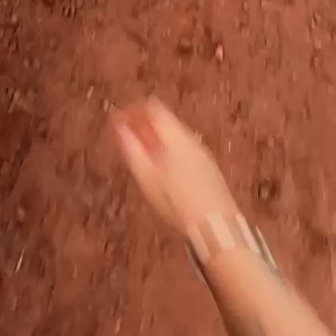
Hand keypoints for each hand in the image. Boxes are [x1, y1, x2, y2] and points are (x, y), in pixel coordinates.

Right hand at [113, 98, 240, 235]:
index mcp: (174, 136)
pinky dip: (170, 150)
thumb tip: (119, 125)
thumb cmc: (174, 200)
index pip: (153, 107)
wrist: (217, 228)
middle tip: (129, 138)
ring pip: (176, 135)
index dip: (135, 109)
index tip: (121, 119)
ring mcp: (203, 154)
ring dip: (158, 138)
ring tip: (144, 156)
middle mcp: (191, 139)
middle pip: (166, 120)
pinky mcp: (210, 168)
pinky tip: (164, 170)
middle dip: (145, 125)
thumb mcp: (145, 175)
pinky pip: (185, 148)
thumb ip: (130, 146)